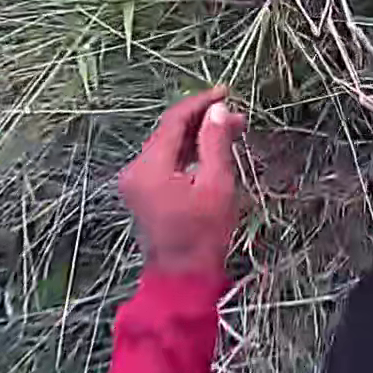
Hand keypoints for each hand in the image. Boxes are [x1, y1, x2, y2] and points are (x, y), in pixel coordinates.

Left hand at [119, 87, 245, 274]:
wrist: (183, 279)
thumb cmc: (203, 233)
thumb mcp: (216, 184)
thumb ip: (215, 142)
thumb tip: (218, 109)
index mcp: (149, 167)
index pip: (174, 120)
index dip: (200, 103)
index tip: (226, 93)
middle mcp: (136, 170)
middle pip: (170, 131)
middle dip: (203, 119)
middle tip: (236, 114)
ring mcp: (138, 181)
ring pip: (170, 144)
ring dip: (198, 134)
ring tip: (231, 128)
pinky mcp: (145, 191)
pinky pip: (168, 159)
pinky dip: (190, 150)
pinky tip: (213, 148)